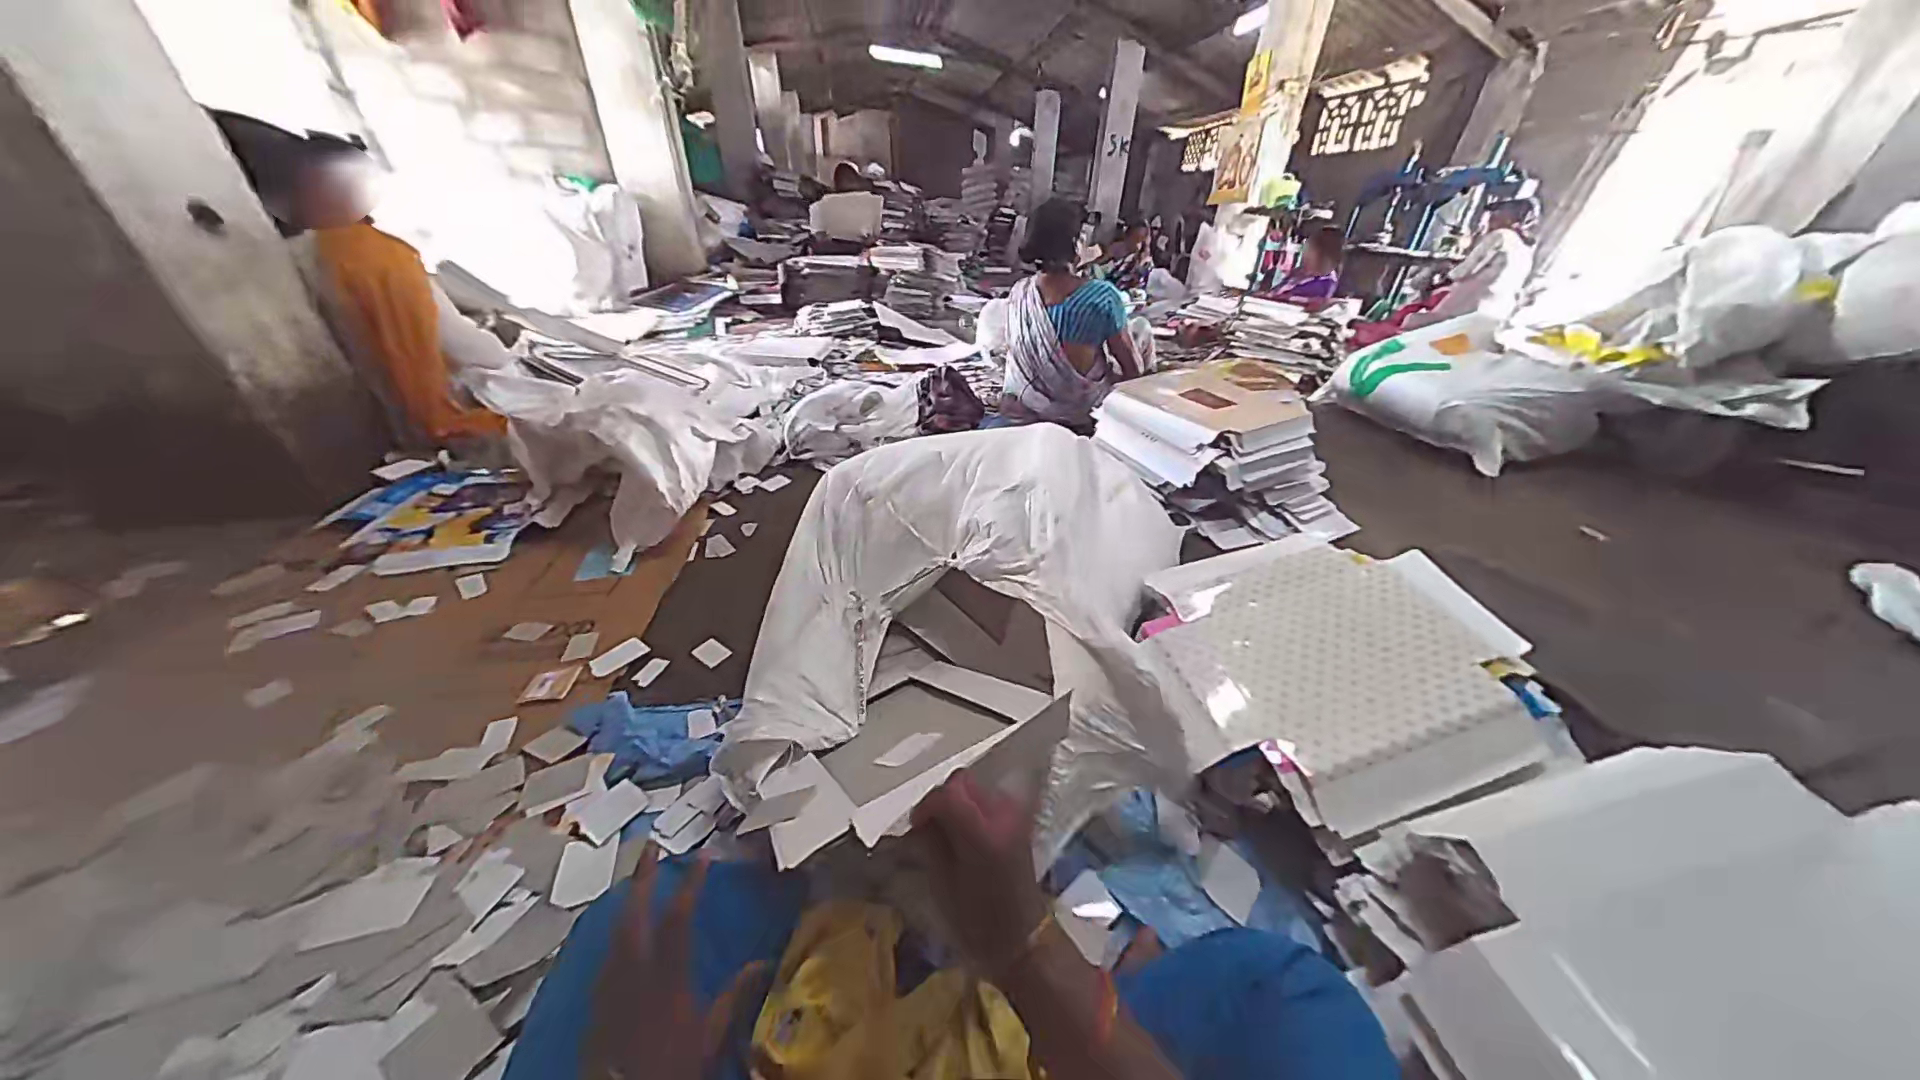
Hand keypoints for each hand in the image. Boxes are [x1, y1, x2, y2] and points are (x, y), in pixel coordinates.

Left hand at [586, 846, 765, 1079]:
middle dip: (643, 878)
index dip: (691, 884)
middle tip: (650, 847)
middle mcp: (634, 974)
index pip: (678, 919)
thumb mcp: (710, 1035)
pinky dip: (616, 930)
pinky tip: (621, 926)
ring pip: (616, 931)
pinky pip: (606, 953)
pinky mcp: (596, 1002)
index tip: (704, 856)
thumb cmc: (672, 1067)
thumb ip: (735, 995)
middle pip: (635, 915)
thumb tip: (764, 963)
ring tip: (636, 877)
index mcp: (667, 977)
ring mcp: (611, 986)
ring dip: (627, 899)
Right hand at [910, 770, 1050, 972]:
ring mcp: (1013, 815)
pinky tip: (963, 833)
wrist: (1024, 938)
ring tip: (945, 831)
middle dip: (941, 799)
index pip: (948, 794)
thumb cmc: (980, 922)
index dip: (927, 806)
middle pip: (962, 782)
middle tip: (928, 826)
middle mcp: (1002, 815)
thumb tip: (922, 822)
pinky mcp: (1018, 820)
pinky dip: (971, 808)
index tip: (916, 826)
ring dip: (956, 802)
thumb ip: (932, 843)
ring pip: (975, 787)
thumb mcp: (944, 885)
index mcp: (983, 833)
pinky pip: (987, 799)